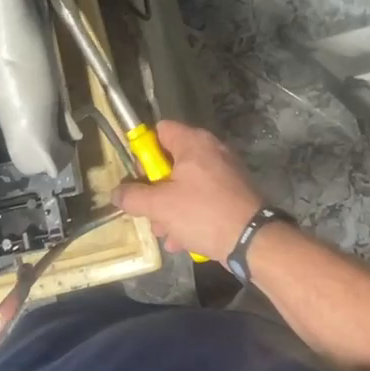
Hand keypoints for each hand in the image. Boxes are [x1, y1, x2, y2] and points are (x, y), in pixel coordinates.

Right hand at [114, 120, 264, 258]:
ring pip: (187, 185)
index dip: (144, 151)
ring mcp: (226, 173)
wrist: (252, 240)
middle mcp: (212, 151)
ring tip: (164, 233)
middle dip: (155, 190)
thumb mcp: (160, 206)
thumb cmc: (203, 213)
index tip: (138, 176)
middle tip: (148, 211)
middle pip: (172, 162)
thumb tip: (117, 193)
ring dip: (171, 209)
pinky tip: (183, 241)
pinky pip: (204, 199)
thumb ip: (133, 197)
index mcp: (194, 143)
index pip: (160, 130)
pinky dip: (191, 216)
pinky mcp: (234, 195)